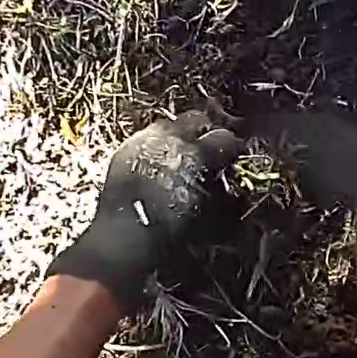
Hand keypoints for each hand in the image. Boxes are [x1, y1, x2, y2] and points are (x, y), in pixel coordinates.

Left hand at [47, 111, 239, 306]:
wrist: (124, 237)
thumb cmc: (169, 228)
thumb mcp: (206, 209)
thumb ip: (215, 181)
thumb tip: (223, 168)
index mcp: (196, 152)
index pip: (224, 138)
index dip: (231, 146)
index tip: (232, 153)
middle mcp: (171, 137)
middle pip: (196, 120)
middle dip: (205, 131)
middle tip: (209, 149)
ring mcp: (145, 140)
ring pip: (169, 126)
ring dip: (179, 137)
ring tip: (182, 155)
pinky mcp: (125, 149)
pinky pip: (147, 139)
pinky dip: (157, 147)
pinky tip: (158, 164)